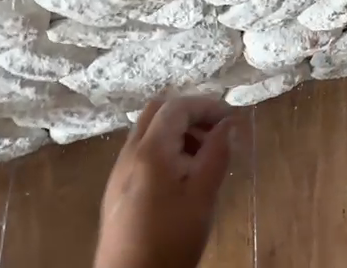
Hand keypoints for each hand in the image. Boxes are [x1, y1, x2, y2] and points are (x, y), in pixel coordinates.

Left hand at [94, 95, 238, 267]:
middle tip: (214, 133)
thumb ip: (217, 153)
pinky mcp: (116, 190)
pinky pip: (140, 153)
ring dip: (176, 132)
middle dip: (189, 114)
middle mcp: (129, 153)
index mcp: (150, 150)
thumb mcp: (203, 196)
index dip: (206, 106)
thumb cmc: (170, 240)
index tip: (231, 119)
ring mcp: (118, 172)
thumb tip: (229, 122)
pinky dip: (163, 150)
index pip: (177, 106)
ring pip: (148, 132)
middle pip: (158, 111)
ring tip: (202, 158)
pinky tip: (180, 178)